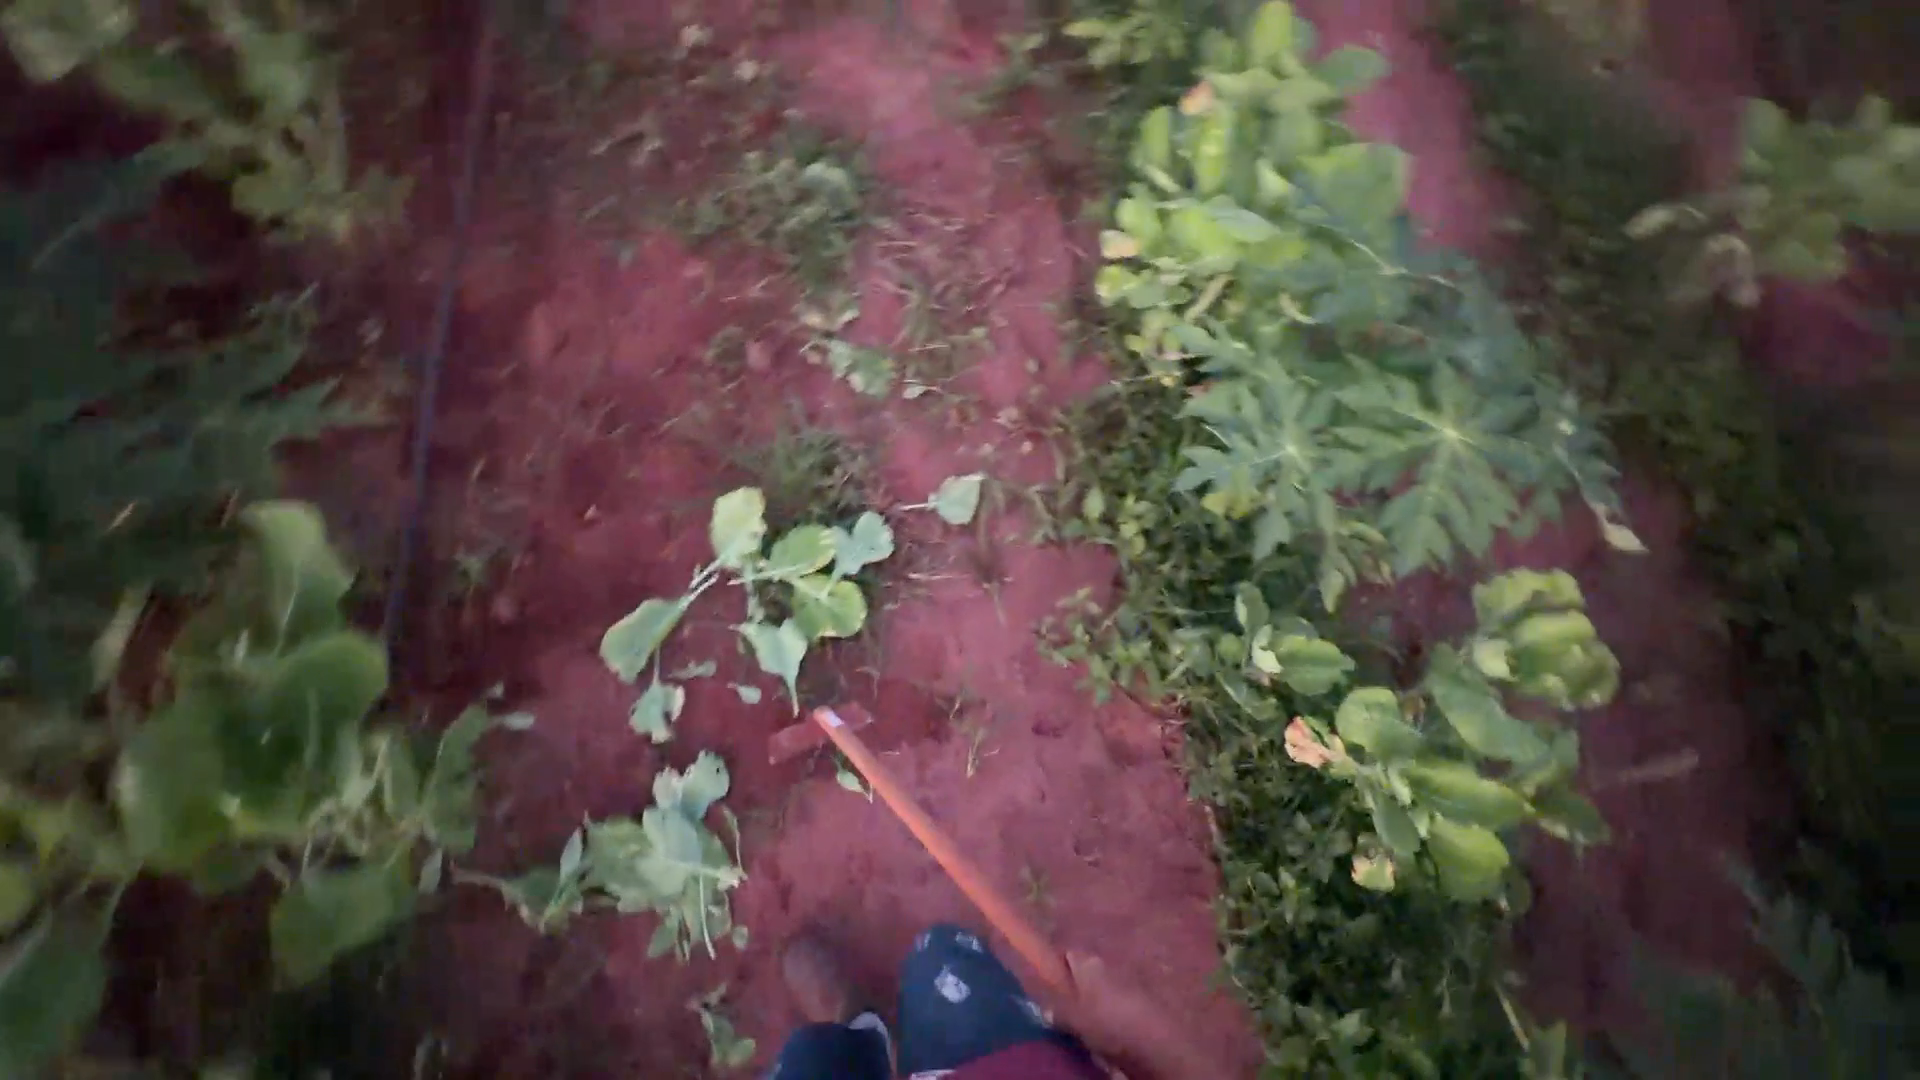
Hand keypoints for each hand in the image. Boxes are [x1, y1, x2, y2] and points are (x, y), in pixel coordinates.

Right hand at [1053, 953, 1219, 1079]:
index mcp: (1089, 963)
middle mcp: (1109, 964)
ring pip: (1104, 986)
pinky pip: (1119, 1001)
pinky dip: (1113, 1010)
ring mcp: (1128, 980)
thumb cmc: (1109, 1024)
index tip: (1050, 983)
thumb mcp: (1076, 1020)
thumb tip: (1043, 1007)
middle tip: (1067, 1006)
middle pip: (1087, 970)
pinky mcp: (1143, 999)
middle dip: (1077, 985)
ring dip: (1096, 999)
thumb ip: (1058, 1011)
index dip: (1059, 966)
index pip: (1069, 954)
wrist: (1157, 1043)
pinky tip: (1109, 1027)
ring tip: (1088, 1021)